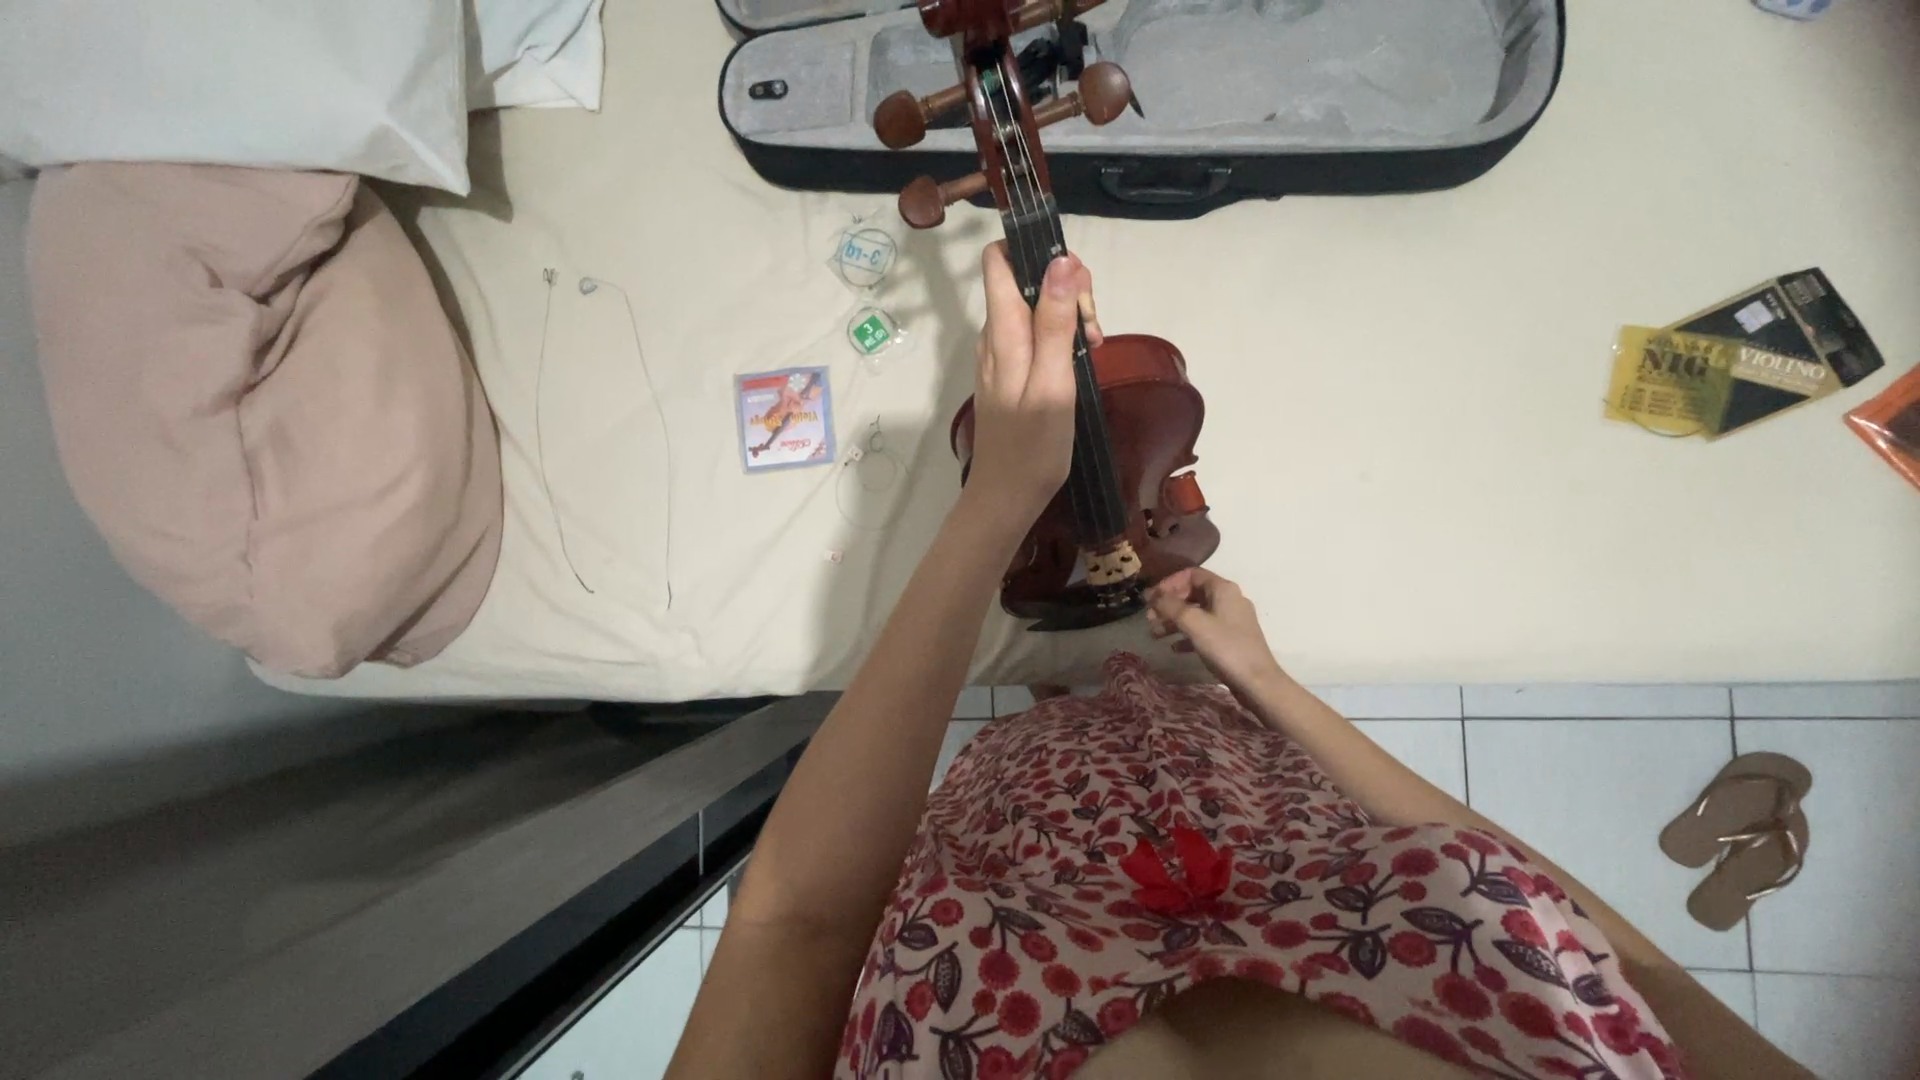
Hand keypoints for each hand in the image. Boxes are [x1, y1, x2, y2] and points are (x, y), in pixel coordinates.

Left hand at [963, 242, 1101, 529]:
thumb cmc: (1033, 446)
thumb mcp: (1054, 382)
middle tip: (1093, 328)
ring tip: (1093, 348)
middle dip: (1066, 290)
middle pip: (1026, 280)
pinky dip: (1060, 339)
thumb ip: (1055, 322)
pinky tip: (1080, 364)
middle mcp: (995, 334)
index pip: (999, 259)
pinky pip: (1035, 336)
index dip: (1035, 252)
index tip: (1074, 281)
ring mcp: (1001, 355)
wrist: (1007, 495)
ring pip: (1035, 309)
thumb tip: (1062, 260)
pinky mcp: (1010, 374)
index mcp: (1002, 330)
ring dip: (1069, 317)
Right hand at [1146, 568, 1288, 702]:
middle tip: (1149, 618)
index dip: (1168, 583)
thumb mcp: (1194, 623)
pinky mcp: (1231, 639)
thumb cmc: (1225, 647)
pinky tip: (1174, 647)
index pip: (1191, 574)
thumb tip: (1151, 595)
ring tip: (1155, 634)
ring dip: (1174, 621)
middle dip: (1169, 604)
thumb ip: (1170, 606)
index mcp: (1223, 589)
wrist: (1257, 682)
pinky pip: (1204, 630)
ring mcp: (1231, 620)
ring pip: (1196, 613)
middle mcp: (1229, 599)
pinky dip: (1187, 635)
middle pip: (1192, 593)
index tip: (1152, 599)